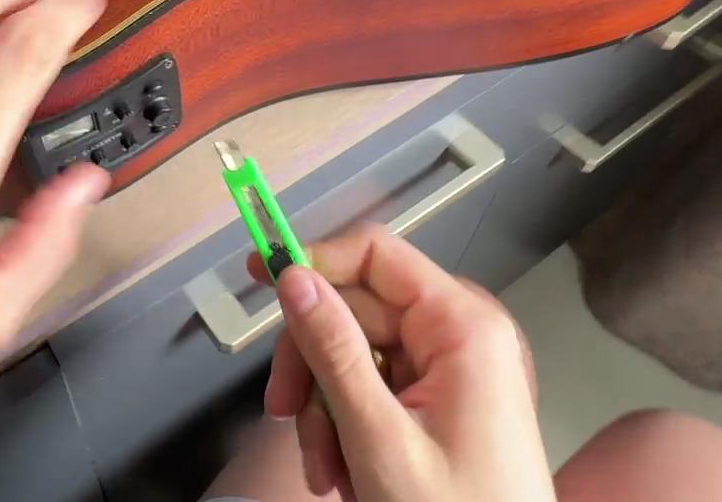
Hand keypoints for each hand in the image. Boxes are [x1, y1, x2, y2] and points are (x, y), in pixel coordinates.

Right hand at [257, 224, 553, 501]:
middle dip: (312, 365)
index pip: (374, 253)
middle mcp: (457, 332)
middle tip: (282, 412)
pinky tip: (340, 469)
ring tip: (323, 467)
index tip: (259, 278)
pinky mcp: (437, 398)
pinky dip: (343, 421)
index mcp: (461, 325)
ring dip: (322, 404)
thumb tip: (290, 274)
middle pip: (353, 308)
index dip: (315, 259)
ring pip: (351, 350)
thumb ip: (333, 350)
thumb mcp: (380, 439)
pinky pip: (369, 383)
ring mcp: (448, 367)